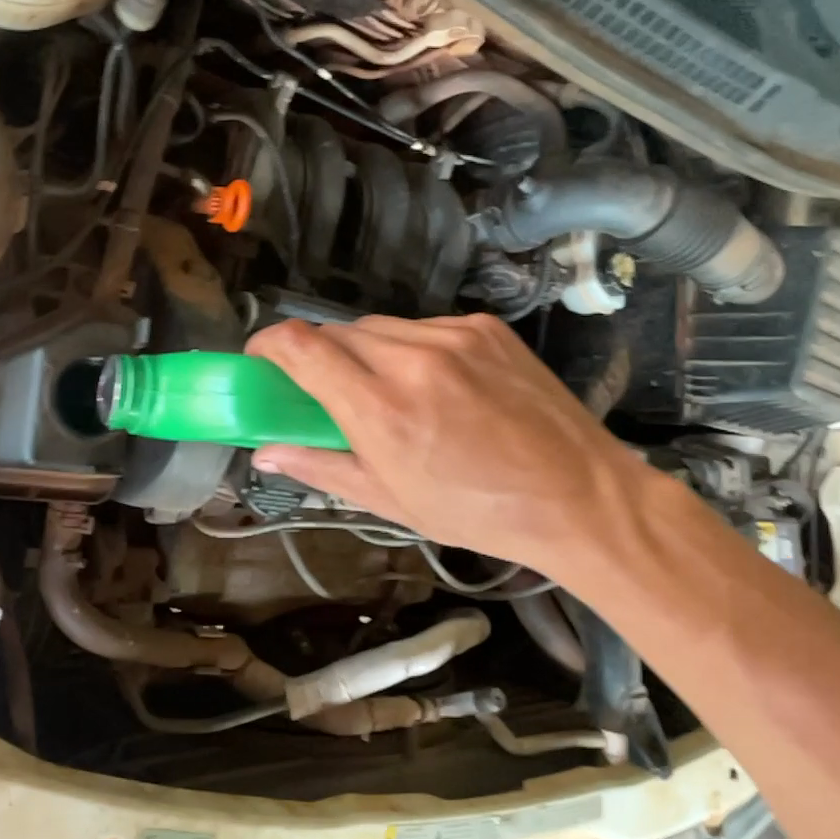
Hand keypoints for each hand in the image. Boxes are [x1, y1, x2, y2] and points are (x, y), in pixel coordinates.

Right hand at [245, 315, 664, 577]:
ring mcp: (453, 337)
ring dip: (364, 351)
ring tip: (385, 389)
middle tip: (324, 389)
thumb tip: (265, 451)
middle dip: (317, 356)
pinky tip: (433, 381)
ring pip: (378, 326)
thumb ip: (320, 466)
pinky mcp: (485, 327)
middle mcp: (411, 361)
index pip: (299, 346)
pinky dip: (411, 347)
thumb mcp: (391, 500)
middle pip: (334, 332)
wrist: (580, 496)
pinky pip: (423, 326)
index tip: (259, 359)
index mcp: (380, 410)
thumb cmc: (477, 512)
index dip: (267, 345)